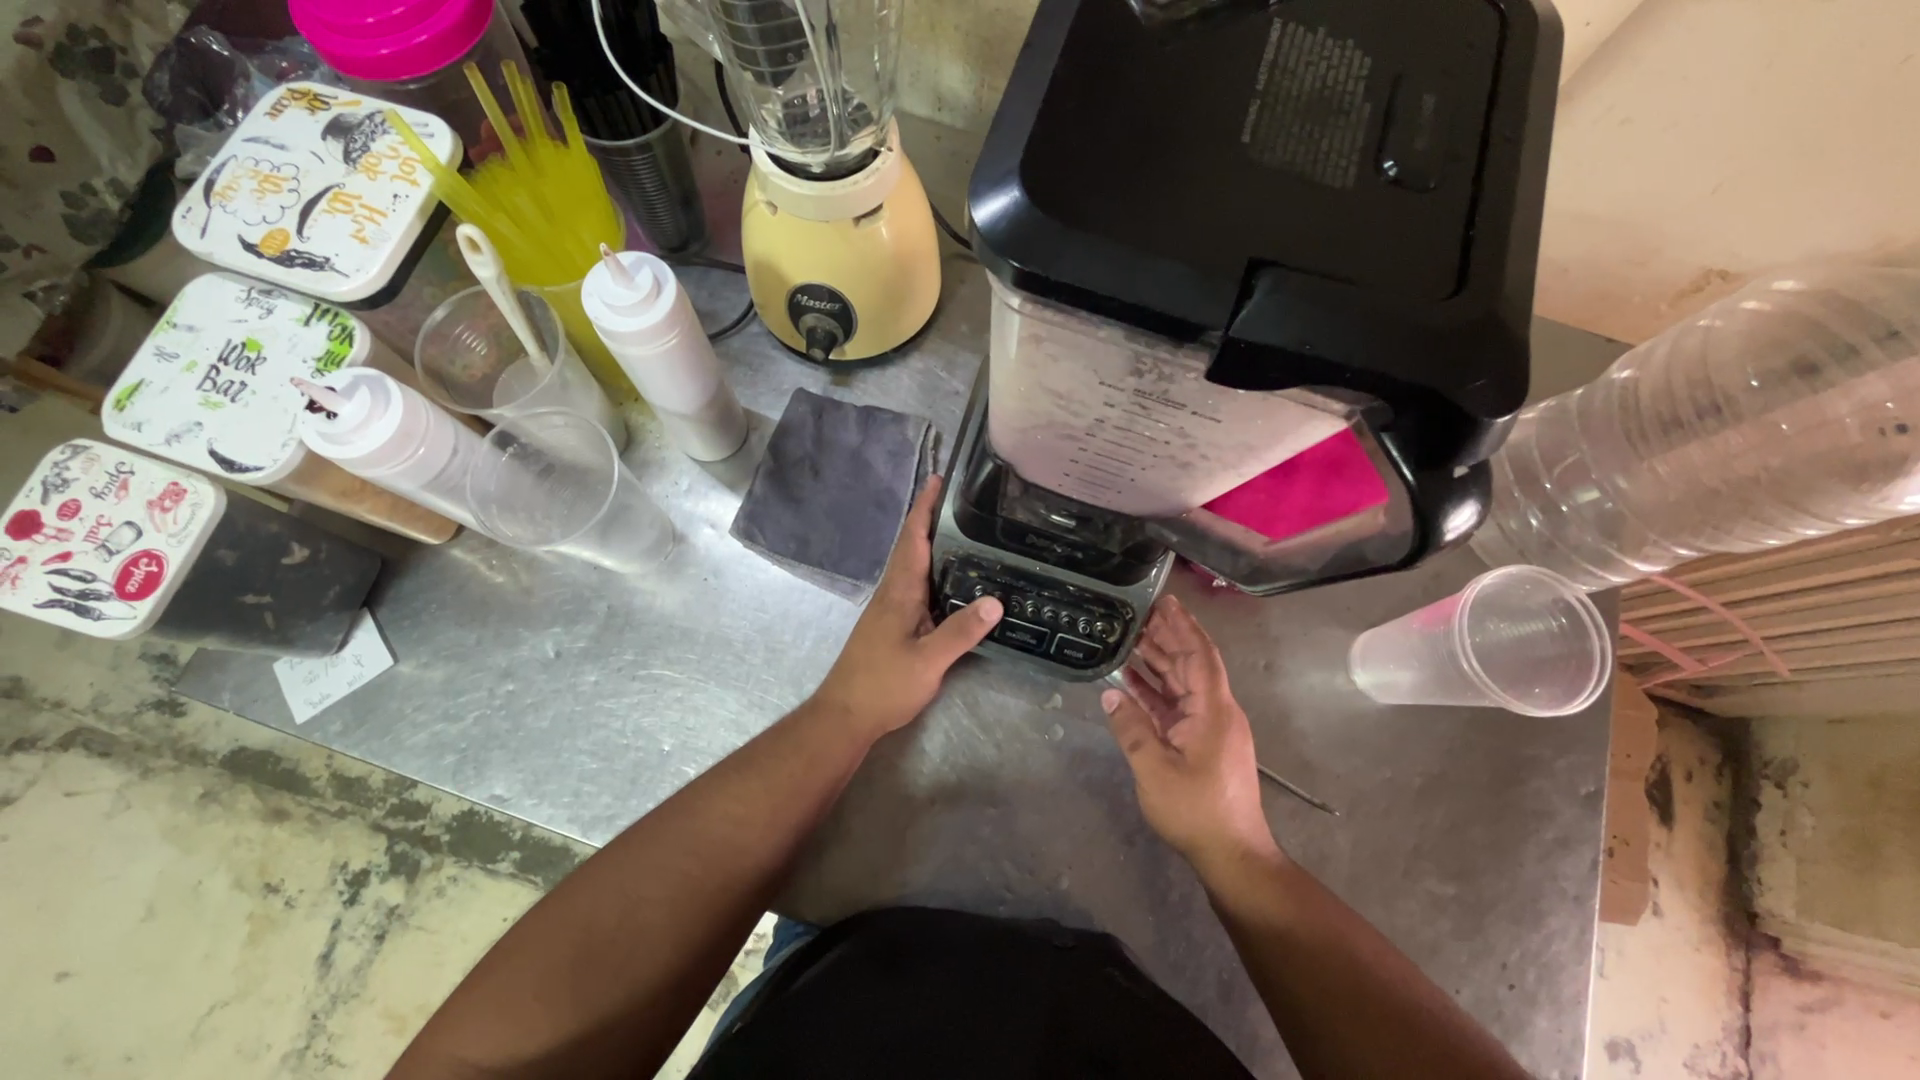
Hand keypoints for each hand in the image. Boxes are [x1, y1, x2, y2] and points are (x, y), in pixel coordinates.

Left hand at [809, 476, 1003, 740]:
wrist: (844, 716)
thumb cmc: (883, 684)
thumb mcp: (929, 660)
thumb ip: (961, 631)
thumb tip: (996, 600)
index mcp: (898, 592)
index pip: (913, 540)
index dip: (924, 509)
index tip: (937, 480)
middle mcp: (892, 594)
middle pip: (912, 548)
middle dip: (931, 520)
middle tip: (962, 501)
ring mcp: (889, 611)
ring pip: (913, 568)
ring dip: (932, 546)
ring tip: (962, 533)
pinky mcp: (891, 627)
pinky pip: (915, 588)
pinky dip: (932, 573)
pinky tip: (949, 584)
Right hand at [1102, 595, 1279, 869]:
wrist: (1231, 852)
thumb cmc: (1195, 809)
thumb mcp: (1154, 768)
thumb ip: (1131, 728)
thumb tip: (1110, 695)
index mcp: (1213, 710)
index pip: (1199, 654)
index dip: (1182, 626)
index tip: (1164, 602)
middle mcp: (1216, 711)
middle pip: (1191, 664)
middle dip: (1167, 637)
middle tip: (1138, 613)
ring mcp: (1210, 728)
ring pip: (1183, 685)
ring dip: (1159, 663)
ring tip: (1130, 638)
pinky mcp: (1203, 744)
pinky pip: (1178, 707)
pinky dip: (1156, 693)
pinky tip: (1131, 683)